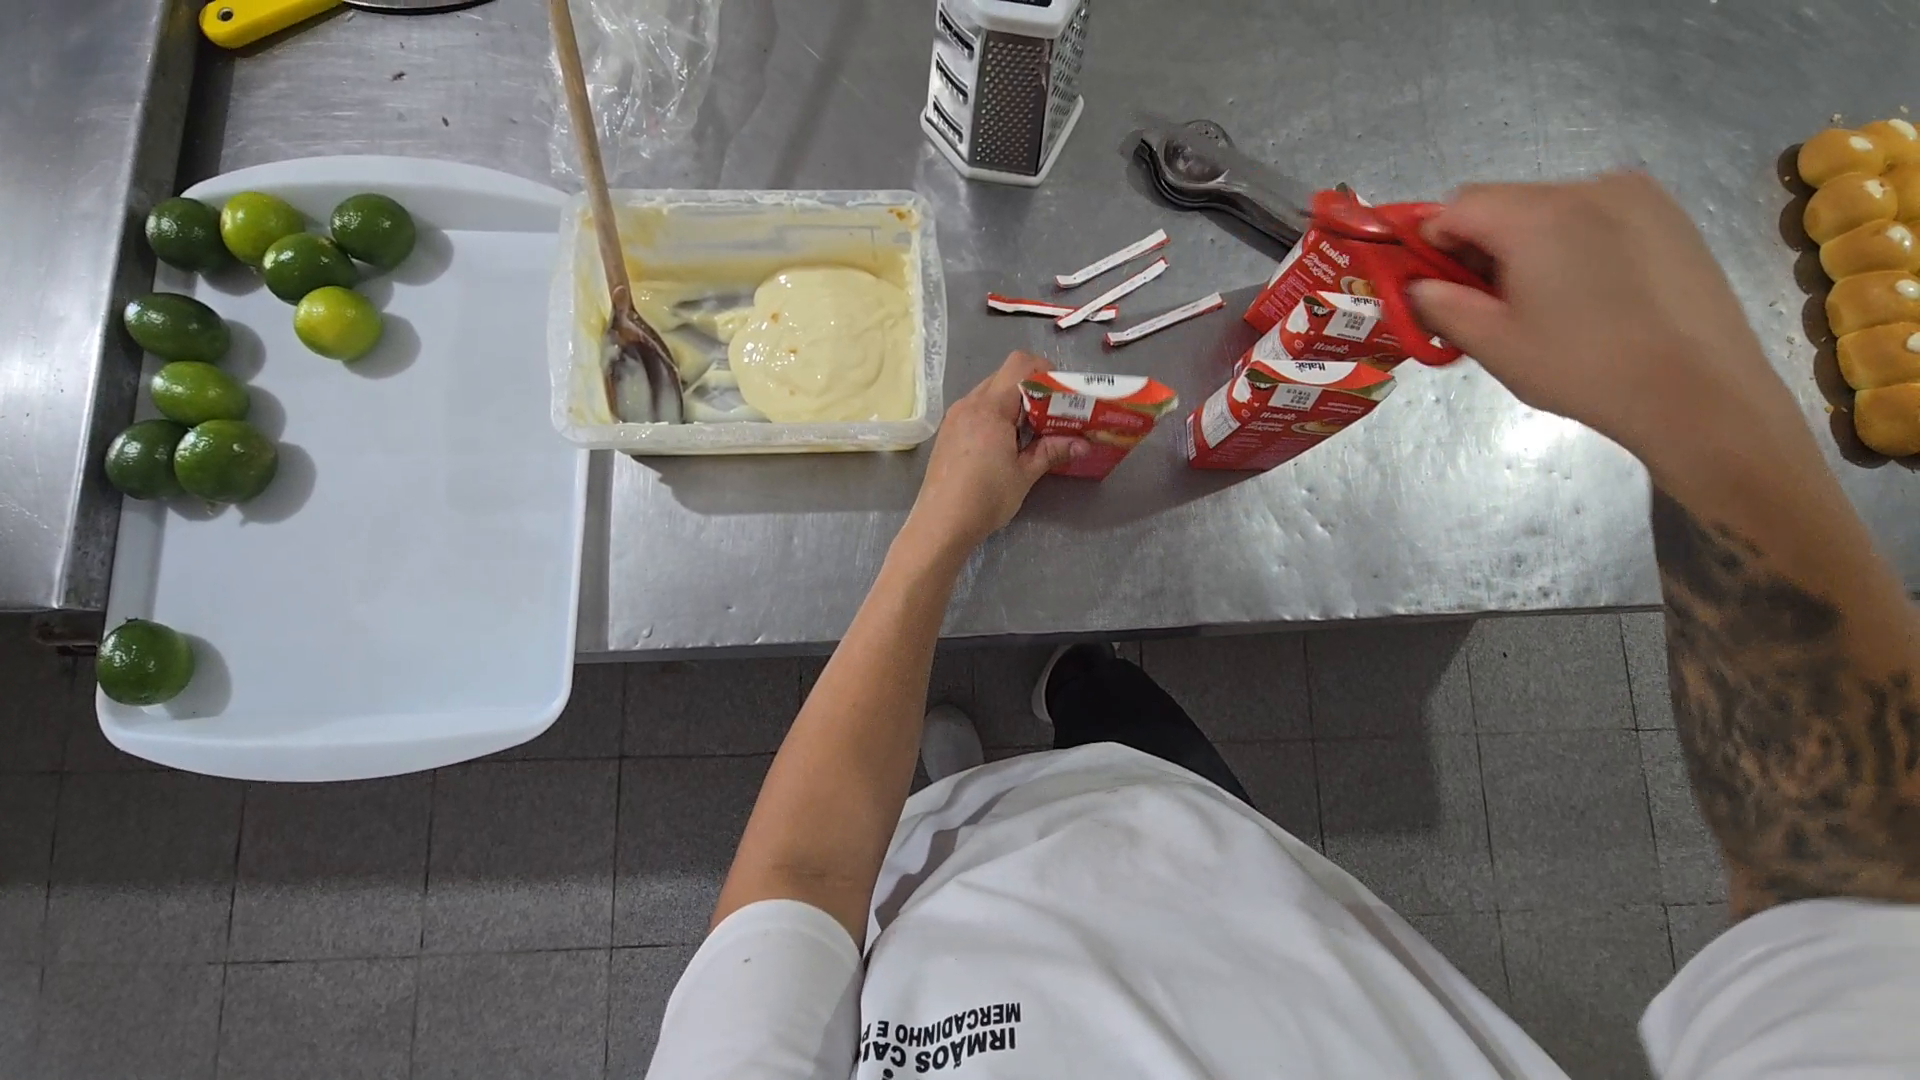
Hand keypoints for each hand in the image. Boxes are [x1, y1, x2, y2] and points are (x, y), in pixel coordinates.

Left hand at [902, 351, 1085, 554]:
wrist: (940, 524)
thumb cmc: (985, 498)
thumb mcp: (1024, 474)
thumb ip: (1052, 451)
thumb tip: (1084, 444)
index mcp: (990, 408)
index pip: (1020, 364)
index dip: (1045, 371)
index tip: (1061, 394)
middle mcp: (969, 404)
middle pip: (1005, 376)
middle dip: (1032, 390)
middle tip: (1052, 416)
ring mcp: (954, 417)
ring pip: (990, 393)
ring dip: (1013, 404)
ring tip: (1030, 433)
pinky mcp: (947, 433)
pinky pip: (976, 410)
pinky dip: (995, 416)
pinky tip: (1005, 445)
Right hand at [1407, 173, 1803, 467]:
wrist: (1697, 389)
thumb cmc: (1580, 367)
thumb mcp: (1491, 342)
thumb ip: (1438, 304)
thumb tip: (1416, 286)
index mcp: (1537, 215)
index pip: (1456, 206)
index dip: (1431, 244)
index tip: (1432, 288)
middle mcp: (1588, 186)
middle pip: (1503, 203)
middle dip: (1477, 247)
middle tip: (1483, 304)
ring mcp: (1636, 195)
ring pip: (1547, 209)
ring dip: (1523, 246)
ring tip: (1539, 304)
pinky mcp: (1667, 214)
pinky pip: (1591, 216)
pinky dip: (1568, 245)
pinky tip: (1583, 295)